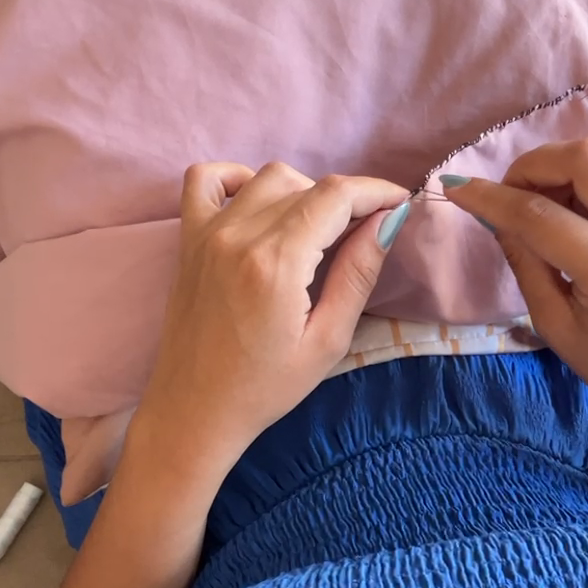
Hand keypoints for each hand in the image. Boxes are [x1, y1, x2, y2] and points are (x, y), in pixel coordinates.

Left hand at [135, 162, 411, 465]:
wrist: (194, 411)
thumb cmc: (266, 388)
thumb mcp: (328, 341)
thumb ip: (358, 274)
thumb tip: (387, 221)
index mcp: (276, 263)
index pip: (337, 196)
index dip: (377, 191)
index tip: (399, 203)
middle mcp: (238, 235)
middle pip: (308, 184)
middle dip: (348, 199)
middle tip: (365, 232)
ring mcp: (207, 233)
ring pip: (267, 177)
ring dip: (303, 191)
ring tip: (318, 230)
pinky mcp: (187, 240)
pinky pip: (207, 179)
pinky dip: (239, 179)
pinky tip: (259, 206)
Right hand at [441, 138, 587, 438]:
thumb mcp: (553, 324)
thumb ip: (524, 261)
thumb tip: (496, 215)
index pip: (541, 214)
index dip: (492, 198)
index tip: (457, 189)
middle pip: (584, 158)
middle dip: (532, 165)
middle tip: (508, 195)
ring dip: (555, 171)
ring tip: (533, 209)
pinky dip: (577, 186)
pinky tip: (562, 218)